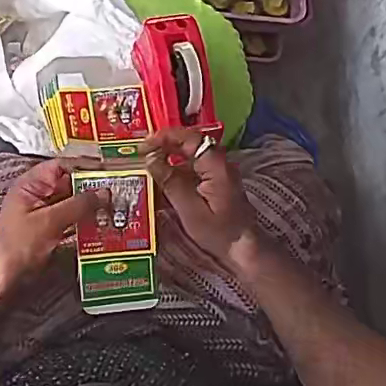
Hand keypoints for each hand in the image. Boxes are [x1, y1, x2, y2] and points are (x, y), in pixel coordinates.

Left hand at [0, 158, 106, 316]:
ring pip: (73, 202)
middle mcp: (38, 195)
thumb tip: (103, 192)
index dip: (84, 166)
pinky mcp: (50, 229)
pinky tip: (103, 222)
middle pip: (69, 183)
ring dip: (91, 204)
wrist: (4, 277)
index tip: (106, 169)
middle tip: (117, 189)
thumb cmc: (18, 246)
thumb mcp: (49, 222)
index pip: (61, 166)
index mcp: (30, 185)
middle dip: (92, 186)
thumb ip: (78, 205)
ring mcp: (44, 212)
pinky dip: (86, 219)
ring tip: (116, 205)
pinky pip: (72, 218)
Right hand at [143, 128, 266, 271]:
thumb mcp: (190, 209)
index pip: (189, 138)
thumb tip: (150, 160)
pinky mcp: (215, 183)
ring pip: (189, 157)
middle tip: (141, 153)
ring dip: (168, 159)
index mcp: (215, 165)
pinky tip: (161, 183)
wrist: (244, 248)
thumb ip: (170, 182)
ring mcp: (217, 173)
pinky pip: (193, 170)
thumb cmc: (219, 231)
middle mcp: (218, 163)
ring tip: (147, 167)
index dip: (165, 137)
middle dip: (164, 146)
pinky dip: (175, 172)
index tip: (144, 144)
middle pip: (189, 144)